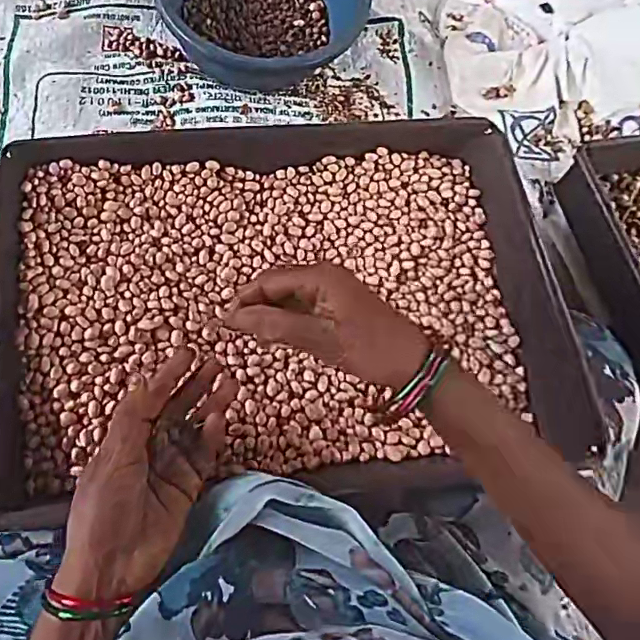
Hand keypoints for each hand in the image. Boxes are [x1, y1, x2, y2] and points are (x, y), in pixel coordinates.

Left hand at [55, 347, 238, 601]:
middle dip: (193, 386)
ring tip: (229, 384)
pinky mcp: (185, 490)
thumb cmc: (102, 508)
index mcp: (123, 438)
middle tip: (215, 363)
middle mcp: (147, 449)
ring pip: (192, 430)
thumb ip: (132, 419)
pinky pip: (201, 458)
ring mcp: (168, 469)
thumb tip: (147, 381)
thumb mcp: (112, 458)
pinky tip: (219, 419)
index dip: (167, 376)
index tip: (187, 353)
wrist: (110, 567)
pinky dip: (211, 438)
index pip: (149, 400)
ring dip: (209, 407)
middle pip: (175, 410)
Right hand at [220, 263, 429, 389]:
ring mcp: (331, 289)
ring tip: (252, 336)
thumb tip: (234, 319)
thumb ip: (276, 326)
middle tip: (235, 331)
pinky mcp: (335, 304)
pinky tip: (276, 336)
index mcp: (321, 276)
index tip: (224, 322)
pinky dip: (285, 319)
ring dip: (268, 313)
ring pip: (286, 296)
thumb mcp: (320, 339)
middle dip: (253, 305)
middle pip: (275, 285)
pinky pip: (300, 306)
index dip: (244, 299)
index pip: (268, 280)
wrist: (414, 364)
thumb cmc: (371, 349)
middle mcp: (324, 276)